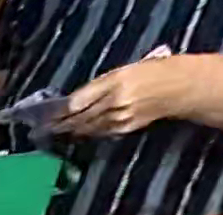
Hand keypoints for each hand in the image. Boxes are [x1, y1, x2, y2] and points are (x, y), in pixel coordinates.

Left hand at [55, 55, 209, 136]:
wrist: (181, 87)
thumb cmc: (152, 73)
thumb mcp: (125, 70)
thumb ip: (98, 86)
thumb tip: (71, 104)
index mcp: (116, 80)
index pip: (78, 101)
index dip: (59, 112)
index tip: (45, 117)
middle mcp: (115, 101)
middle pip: (78, 118)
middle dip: (58, 126)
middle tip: (41, 131)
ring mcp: (118, 118)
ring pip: (85, 129)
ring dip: (68, 133)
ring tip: (53, 135)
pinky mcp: (122, 130)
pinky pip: (97, 134)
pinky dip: (85, 134)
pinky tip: (75, 135)